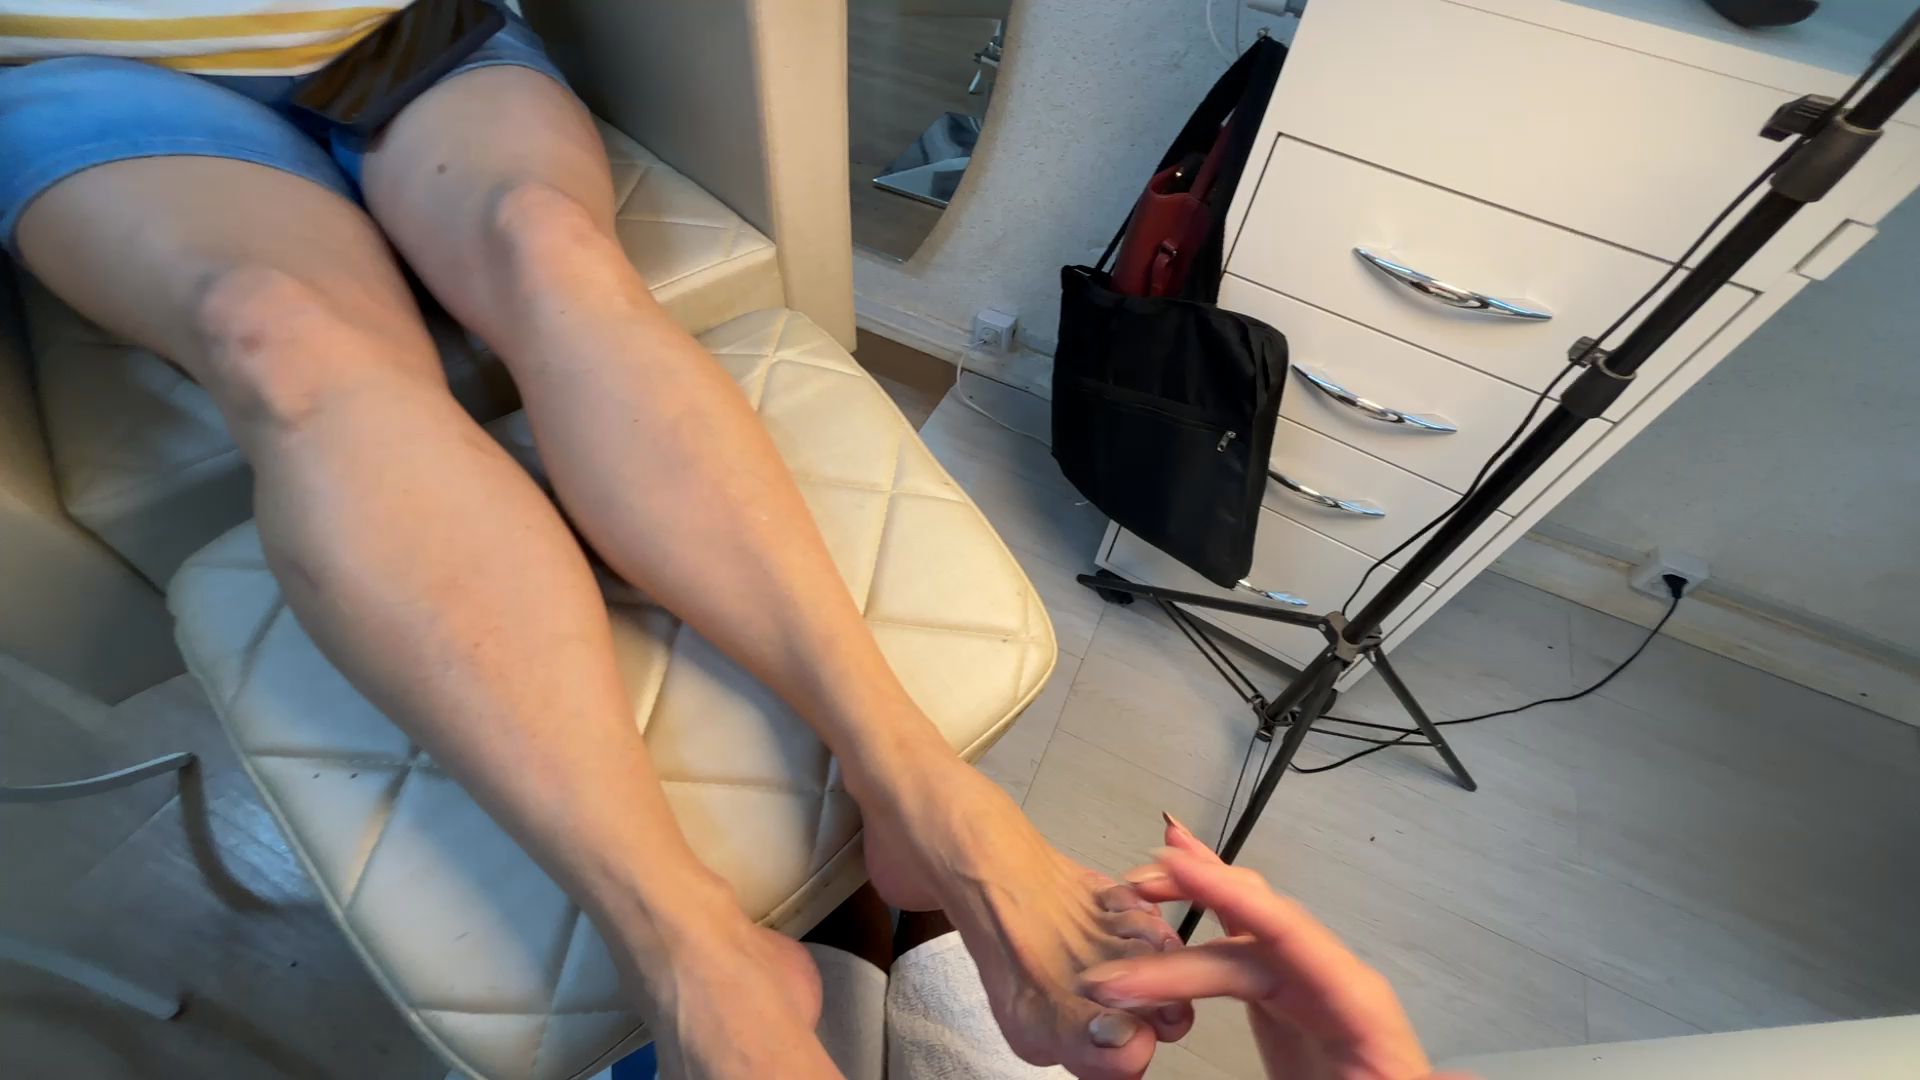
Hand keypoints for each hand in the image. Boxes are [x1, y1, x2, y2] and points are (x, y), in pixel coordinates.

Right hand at [1078, 817, 1472, 1079]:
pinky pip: (1237, 940)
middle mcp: (1330, 979)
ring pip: (1239, 921)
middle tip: (1128, 894)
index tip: (1173, 863)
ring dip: (1188, 896)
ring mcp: (1304, 984)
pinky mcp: (1282, 998)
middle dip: (1187, 904)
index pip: (1286, 929)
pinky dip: (1206, 905)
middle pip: (1249, 920)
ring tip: (1141, 872)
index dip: (1227, 891)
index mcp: (1357, 1005)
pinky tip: (1180, 874)